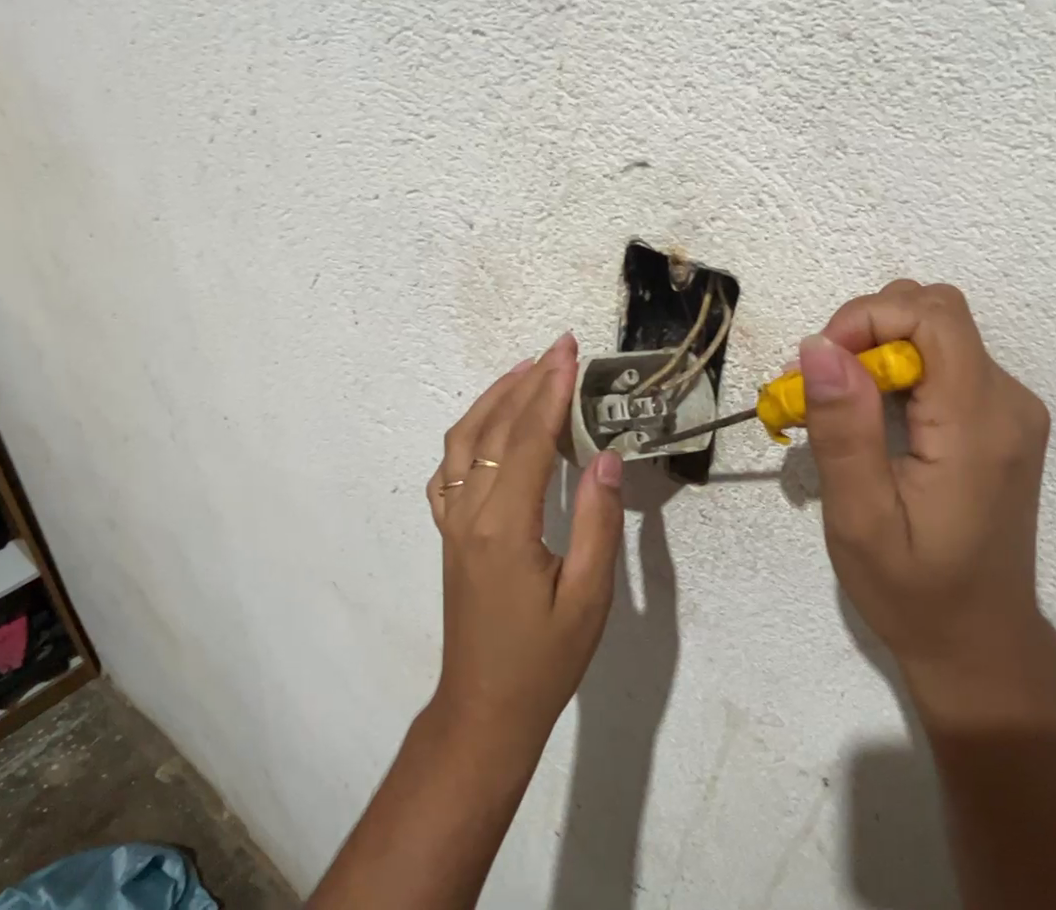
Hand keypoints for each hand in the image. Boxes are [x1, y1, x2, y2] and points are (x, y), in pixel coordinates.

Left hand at [423, 332, 624, 747]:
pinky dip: (467, 438)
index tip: (569, 352)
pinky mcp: (449, 537)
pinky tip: (487, 431)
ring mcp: (451, 524)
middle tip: (558, 348)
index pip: (527, 441)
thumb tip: (607, 457)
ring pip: (462, 445)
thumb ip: (598, 523)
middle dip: (527, 384)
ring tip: (525, 372)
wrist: (485, 706)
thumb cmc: (544, 659)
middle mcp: (468, 515)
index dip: (550, 393)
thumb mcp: (588, 598)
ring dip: (492, 402)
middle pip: (492, 432)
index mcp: (504, 527)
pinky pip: (448, 473)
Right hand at [799, 281, 1055, 723]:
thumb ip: (843, 430)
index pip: (932, 316)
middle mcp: (1007, 403)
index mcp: (977, 424)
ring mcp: (1009, 412)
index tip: (818, 368)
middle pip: (937, 313)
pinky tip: (869, 422)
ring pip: (938, 333)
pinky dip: (896, 373)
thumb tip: (817, 346)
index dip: (866, 318)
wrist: (978, 642)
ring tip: (837, 410)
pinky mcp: (1000, 423)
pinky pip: (945, 365)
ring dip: (876, 351)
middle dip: (866, 331)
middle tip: (820, 391)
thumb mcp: (860, 519)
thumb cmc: (913, 592)